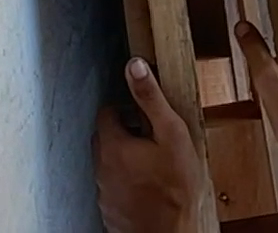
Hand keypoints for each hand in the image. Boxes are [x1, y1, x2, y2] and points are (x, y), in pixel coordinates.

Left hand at [93, 58, 205, 232]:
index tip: (143, 113)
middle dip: (124, 130)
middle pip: (104, 136)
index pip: (106, 112)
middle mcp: (102, 169)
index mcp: (113, 146)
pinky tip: (147, 184)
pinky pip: (113, 186)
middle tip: (150, 135)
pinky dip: (125, 180)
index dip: (125, 108)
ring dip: (124, 156)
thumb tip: (135, 65)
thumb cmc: (175, 191)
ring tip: (152, 160)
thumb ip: (151, 97)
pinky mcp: (111, 212)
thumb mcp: (171, 134)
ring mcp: (105, 194)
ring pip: (108, 162)